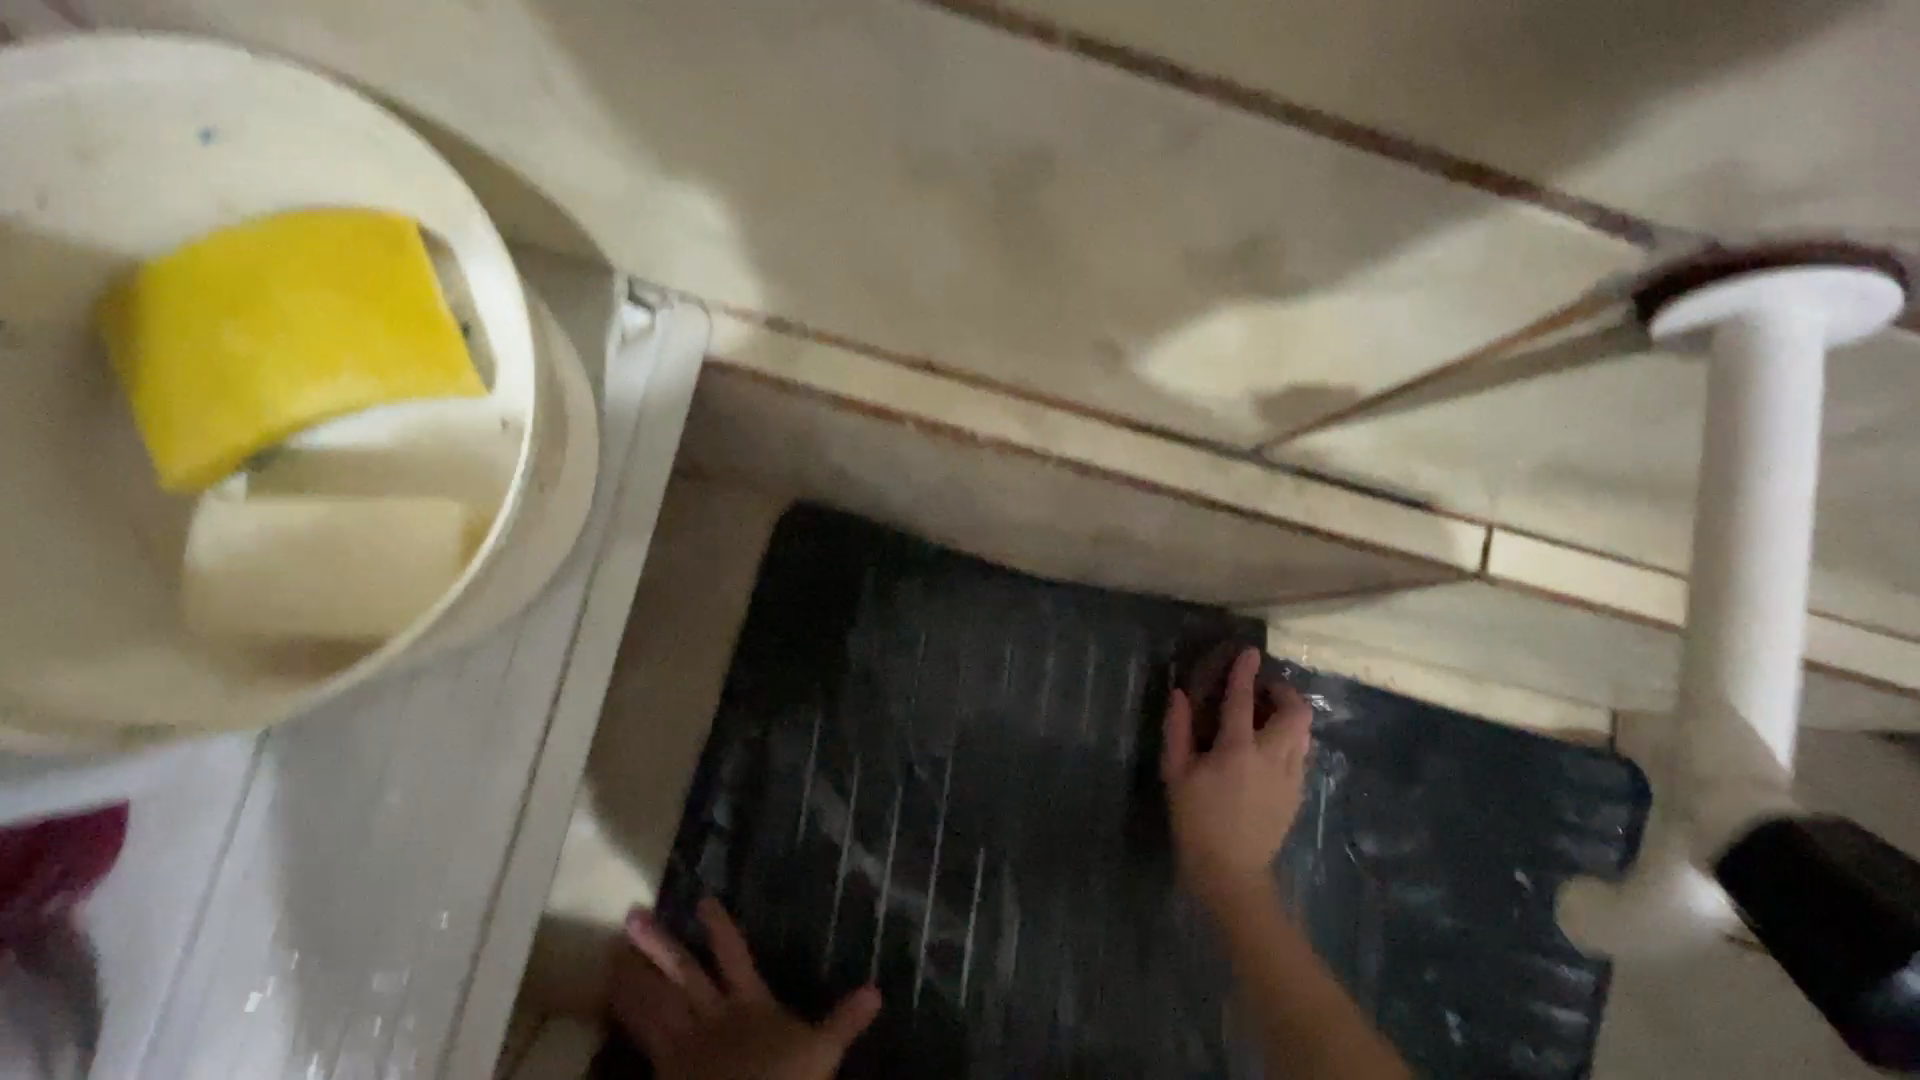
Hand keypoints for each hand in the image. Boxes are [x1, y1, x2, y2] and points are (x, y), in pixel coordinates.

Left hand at [611, 897, 881, 1079]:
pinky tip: (610, 1011)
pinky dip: (625, 1024)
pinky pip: (641, 1042)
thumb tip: (877, 989)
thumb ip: (844, 1020)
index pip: (735, 957)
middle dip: (659, 945)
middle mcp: (712, 1016)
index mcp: (750, 1004)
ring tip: (611, 955)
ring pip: (654, 1004)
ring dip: (633, 979)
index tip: (703, 899)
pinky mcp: (665, 1070)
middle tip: (632, 916)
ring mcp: (684, 1044)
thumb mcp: (822, 1053)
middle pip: (682, 974)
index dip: (720, 929)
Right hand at [1161, 647, 1313, 909]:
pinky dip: (1290, 740)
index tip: (1250, 652)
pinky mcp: (1298, 794)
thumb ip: (1177, 730)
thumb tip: (1181, 694)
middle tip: (1263, 691)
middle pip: (1296, 712)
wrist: (1230, 872)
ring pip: (1304, 732)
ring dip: (1289, 716)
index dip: (1245, 673)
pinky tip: (1270, 750)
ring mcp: (1291, 777)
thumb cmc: (1195, 820)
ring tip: (1267, 717)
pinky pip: (1301, 754)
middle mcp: (1272, 757)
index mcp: (1237, 749)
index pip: (1243, 700)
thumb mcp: (1176, 774)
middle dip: (1284, 692)